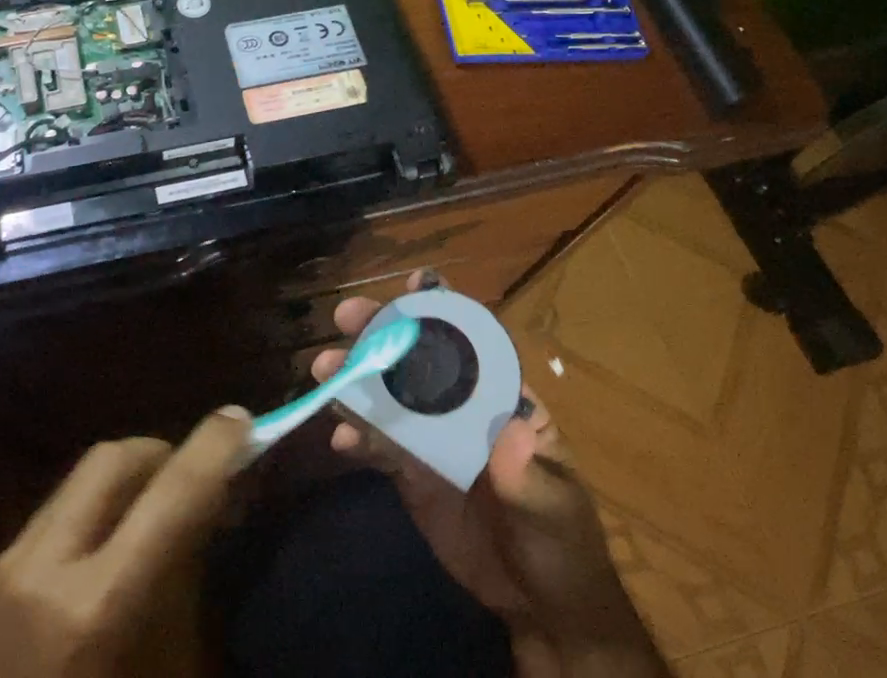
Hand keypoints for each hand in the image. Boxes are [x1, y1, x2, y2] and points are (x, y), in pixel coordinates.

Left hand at [0, 407, 251, 677]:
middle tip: (198, 473)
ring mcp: (10, 564)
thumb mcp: (174, 663)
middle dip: (163, 451)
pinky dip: (98, 502)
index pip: (172, 495)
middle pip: (112, 460)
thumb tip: (209, 502)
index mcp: (102, 602)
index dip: (213, 448)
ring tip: (160, 502)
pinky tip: (117, 530)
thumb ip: (186, 574)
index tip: (239, 418)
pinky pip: (58, 506)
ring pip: (81, 475)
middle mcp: (47, 565)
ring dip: (129, 475)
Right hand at [315, 271, 668, 676]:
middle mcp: (463, 411)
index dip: (445, 310)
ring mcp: (433, 440)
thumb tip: (510, 429)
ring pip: (389, 398)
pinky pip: (378, 445)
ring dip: (357, 381)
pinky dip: (356, 436)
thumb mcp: (555, 509)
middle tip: (345, 317)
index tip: (415, 281)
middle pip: (419, 361)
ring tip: (325, 373)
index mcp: (505, 402)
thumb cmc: (562, 544)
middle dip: (383, 334)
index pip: (475, 345)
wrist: (538, 605)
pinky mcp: (411, 473)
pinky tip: (340, 438)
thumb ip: (529, 475)